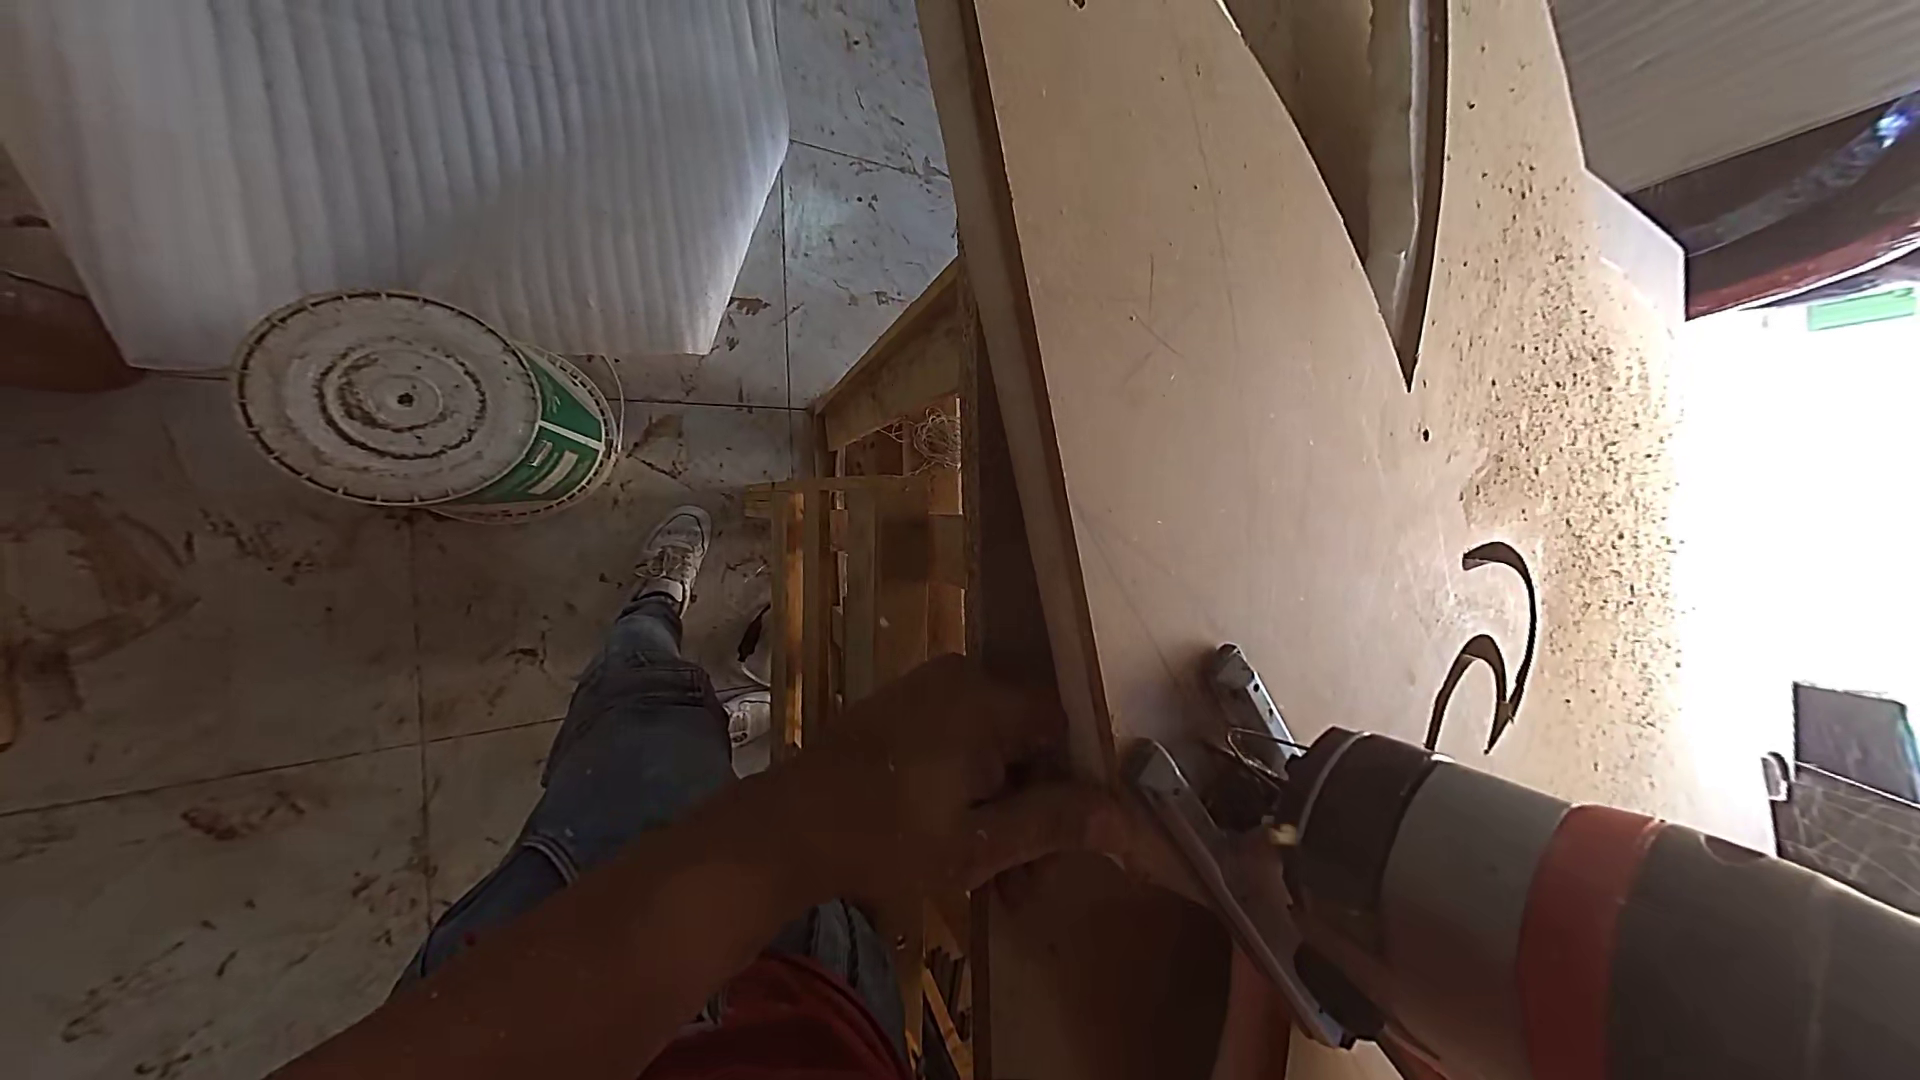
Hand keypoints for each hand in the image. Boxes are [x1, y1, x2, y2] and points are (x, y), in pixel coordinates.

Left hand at [765, 654, 1127, 905]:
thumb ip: (1052, 823)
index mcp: (987, 699)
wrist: (786, 824)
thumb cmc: (884, 835)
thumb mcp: (976, 842)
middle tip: (1028, 884)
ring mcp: (931, 689)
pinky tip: (965, 843)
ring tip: (998, 884)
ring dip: (1004, 809)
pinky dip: (973, 788)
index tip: (1073, 838)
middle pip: (1030, 740)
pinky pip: (964, 740)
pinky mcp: (909, 707)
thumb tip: (1124, 818)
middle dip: (1035, 812)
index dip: (1077, 780)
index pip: (1065, 723)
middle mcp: (964, 678)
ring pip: (997, 747)